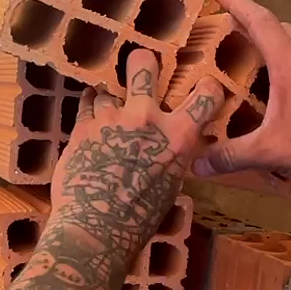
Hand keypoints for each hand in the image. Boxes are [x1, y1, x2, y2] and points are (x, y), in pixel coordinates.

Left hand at [48, 48, 223, 228]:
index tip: (203, 86)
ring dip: (108, 101)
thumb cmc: (140, 217)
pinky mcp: (82, 126)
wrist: (97, 228)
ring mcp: (111, 118)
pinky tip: (90, 112)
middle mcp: (146, 118)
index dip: (207, 87)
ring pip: (108, 91)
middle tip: (140, 65)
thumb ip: (171, 155)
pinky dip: (89, 106)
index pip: (206, 95)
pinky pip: (86, 103)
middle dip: (142, 61)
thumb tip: (169, 146)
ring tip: (107, 115)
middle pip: (143, 65)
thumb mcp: (170, 184)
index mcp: (179, 136)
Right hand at [194, 0, 290, 192]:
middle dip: (255, 23)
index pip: (261, 22)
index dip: (238, 3)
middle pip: (281, 29)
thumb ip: (231, 156)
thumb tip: (195, 166)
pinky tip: (284, 92)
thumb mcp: (270, 152)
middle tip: (231, 29)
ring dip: (276, 46)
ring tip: (254, 61)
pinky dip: (290, 66)